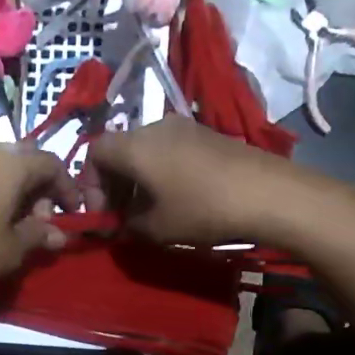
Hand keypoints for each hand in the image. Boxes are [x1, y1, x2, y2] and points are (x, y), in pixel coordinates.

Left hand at [0, 143, 80, 304]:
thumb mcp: (14, 248)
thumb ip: (41, 233)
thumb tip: (60, 234)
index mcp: (8, 164)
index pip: (49, 162)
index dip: (67, 186)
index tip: (72, 212)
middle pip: (23, 158)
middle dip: (40, 185)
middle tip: (44, 218)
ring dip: (16, 187)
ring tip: (19, 221)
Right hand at [83, 117, 313, 246]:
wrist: (265, 192)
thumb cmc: (201, 209)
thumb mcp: (156, 228)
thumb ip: (128, 226)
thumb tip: (121, 224)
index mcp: (134, 145)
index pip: (93, 153)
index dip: (90, 186)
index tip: (104, 216)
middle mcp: (154, 126)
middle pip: (120, 150)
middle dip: (114, 184)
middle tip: (122, 217)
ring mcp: (184, 127)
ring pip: (146, 151)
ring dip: (139, 180)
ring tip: (150, 212)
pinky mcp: (207, 135)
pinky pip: (170, 151)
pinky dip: (161, 173)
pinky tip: (178, 199)